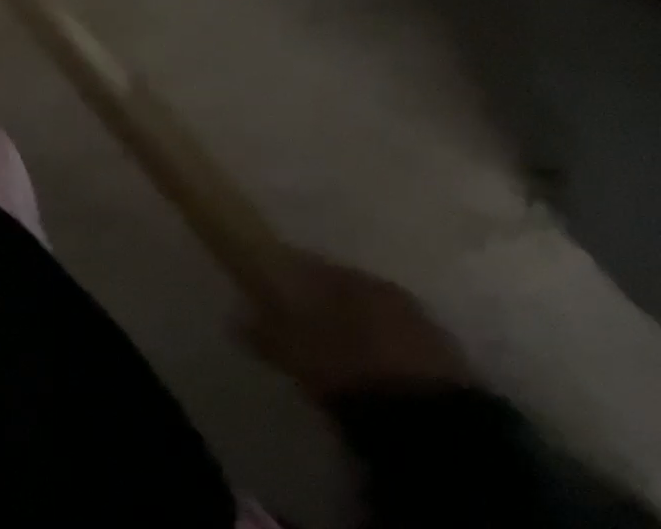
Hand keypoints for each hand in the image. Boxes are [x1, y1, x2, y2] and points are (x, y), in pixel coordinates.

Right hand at [245, 255, 472, 399]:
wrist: (428, 420)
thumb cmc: (347, 367)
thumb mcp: (291, 350)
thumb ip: (262, 331)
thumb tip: (237, 319)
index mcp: (349, 278)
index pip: (306, 263)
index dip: (281, 275)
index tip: (262, 288)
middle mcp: (386, 289)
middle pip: (341, 289)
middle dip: (317, 302)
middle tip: (294, 323)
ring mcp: (421, 322)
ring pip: (371, 314)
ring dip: (350, 326)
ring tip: (329, 350)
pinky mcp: (445, 357)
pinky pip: (395, 342)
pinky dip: (376, 348)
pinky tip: (362, 368)